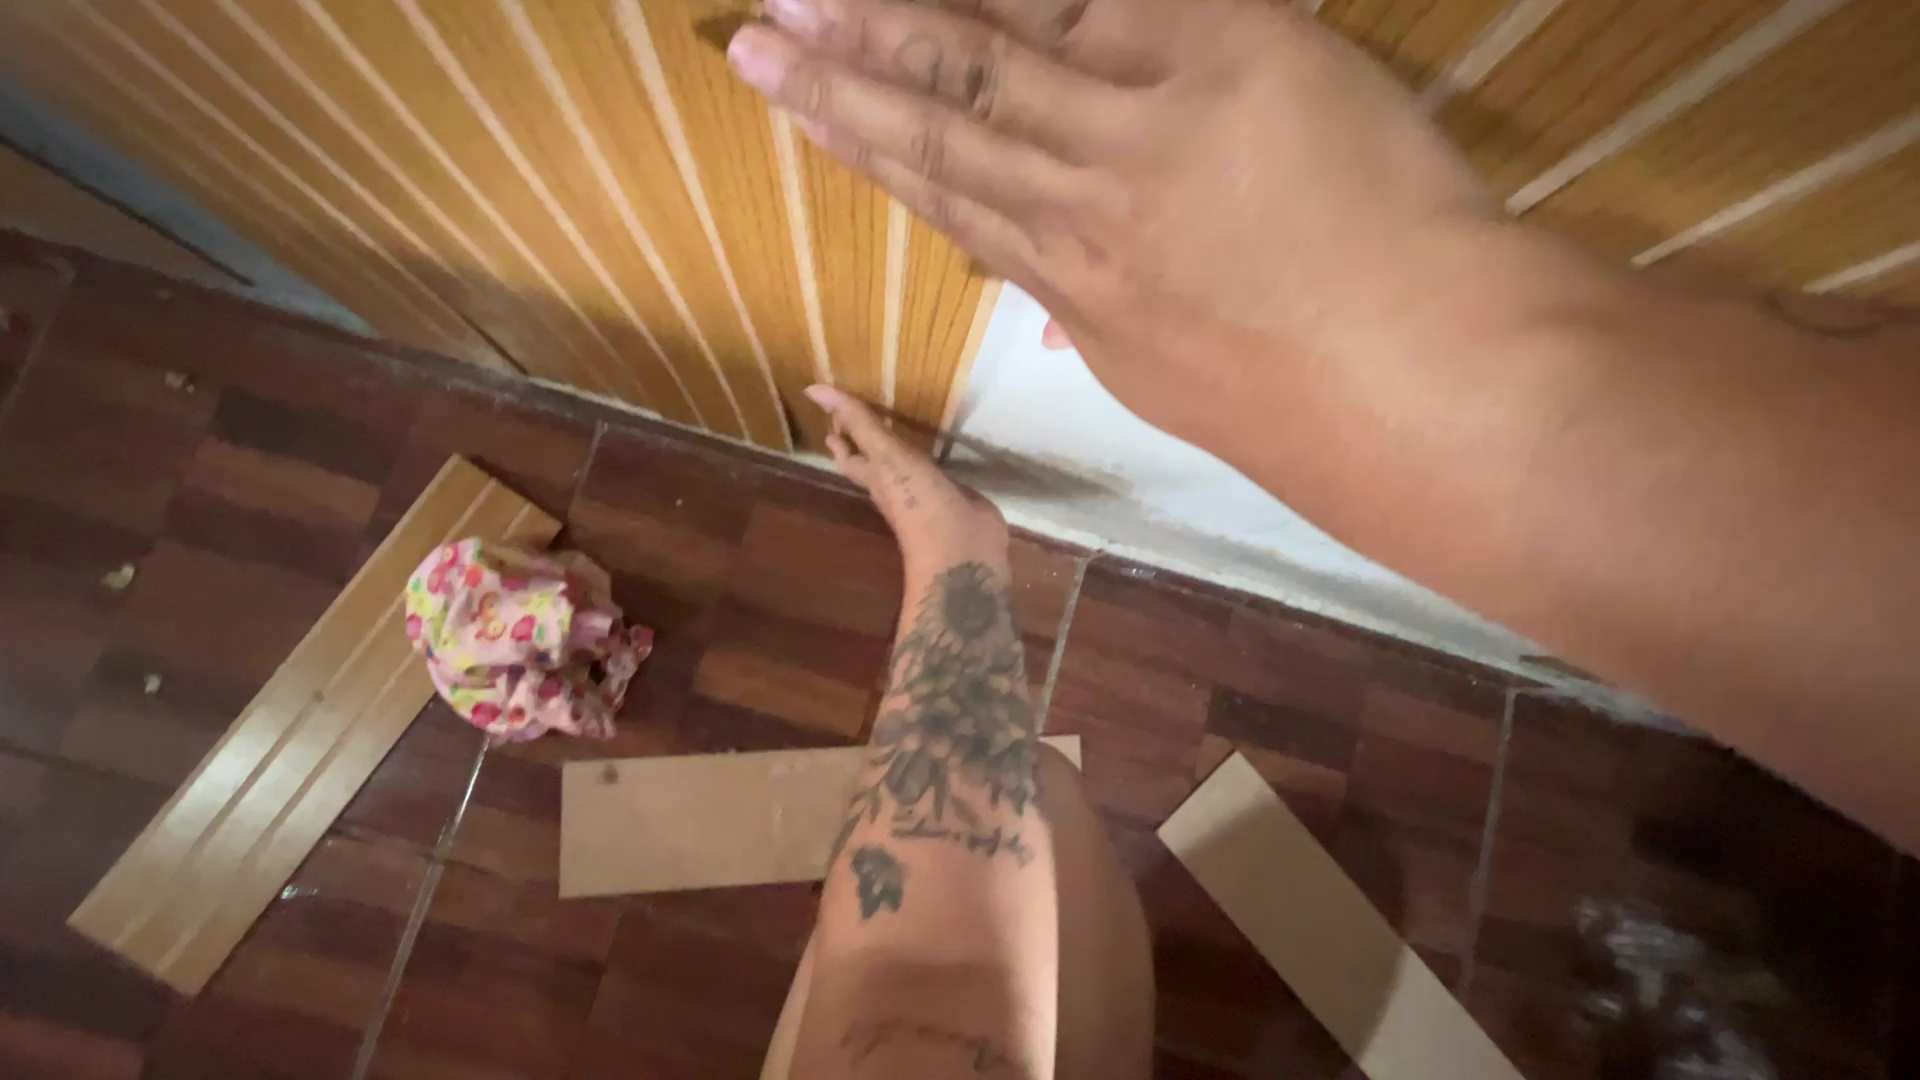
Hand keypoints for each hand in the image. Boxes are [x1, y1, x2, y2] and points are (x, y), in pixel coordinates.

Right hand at [727, 0, 1499, 460]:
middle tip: (759, 30)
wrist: (1394, 373)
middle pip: (944, 123)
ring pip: (995, 59)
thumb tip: (1054, 308)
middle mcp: (1077, 200)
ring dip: (897, 19)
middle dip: (846, 73)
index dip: (865, 149)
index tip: (801, 110)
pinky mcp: (1222, 54)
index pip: (946, 195)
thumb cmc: (1280, 386)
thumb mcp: (1155, 367)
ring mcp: (1141, 126)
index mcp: (1065, 278)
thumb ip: (1093, 314)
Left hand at [805, 385, 1008, 580]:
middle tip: (858, 422)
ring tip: (897, 432)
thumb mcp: (885, 456)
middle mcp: (898, 486)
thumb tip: (813, 389)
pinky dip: (935, 463)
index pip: (850, 454)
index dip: (840, 436)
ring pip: (905, 469)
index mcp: (877, 477)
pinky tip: (943, 454)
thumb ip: (858, 422)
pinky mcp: (956, 499)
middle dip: (864, 444)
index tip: (832, 417)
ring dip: (898, 454)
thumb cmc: (918, 501)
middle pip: (874, 463)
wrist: (961, 548)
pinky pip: (940, 476)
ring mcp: (927, 494)